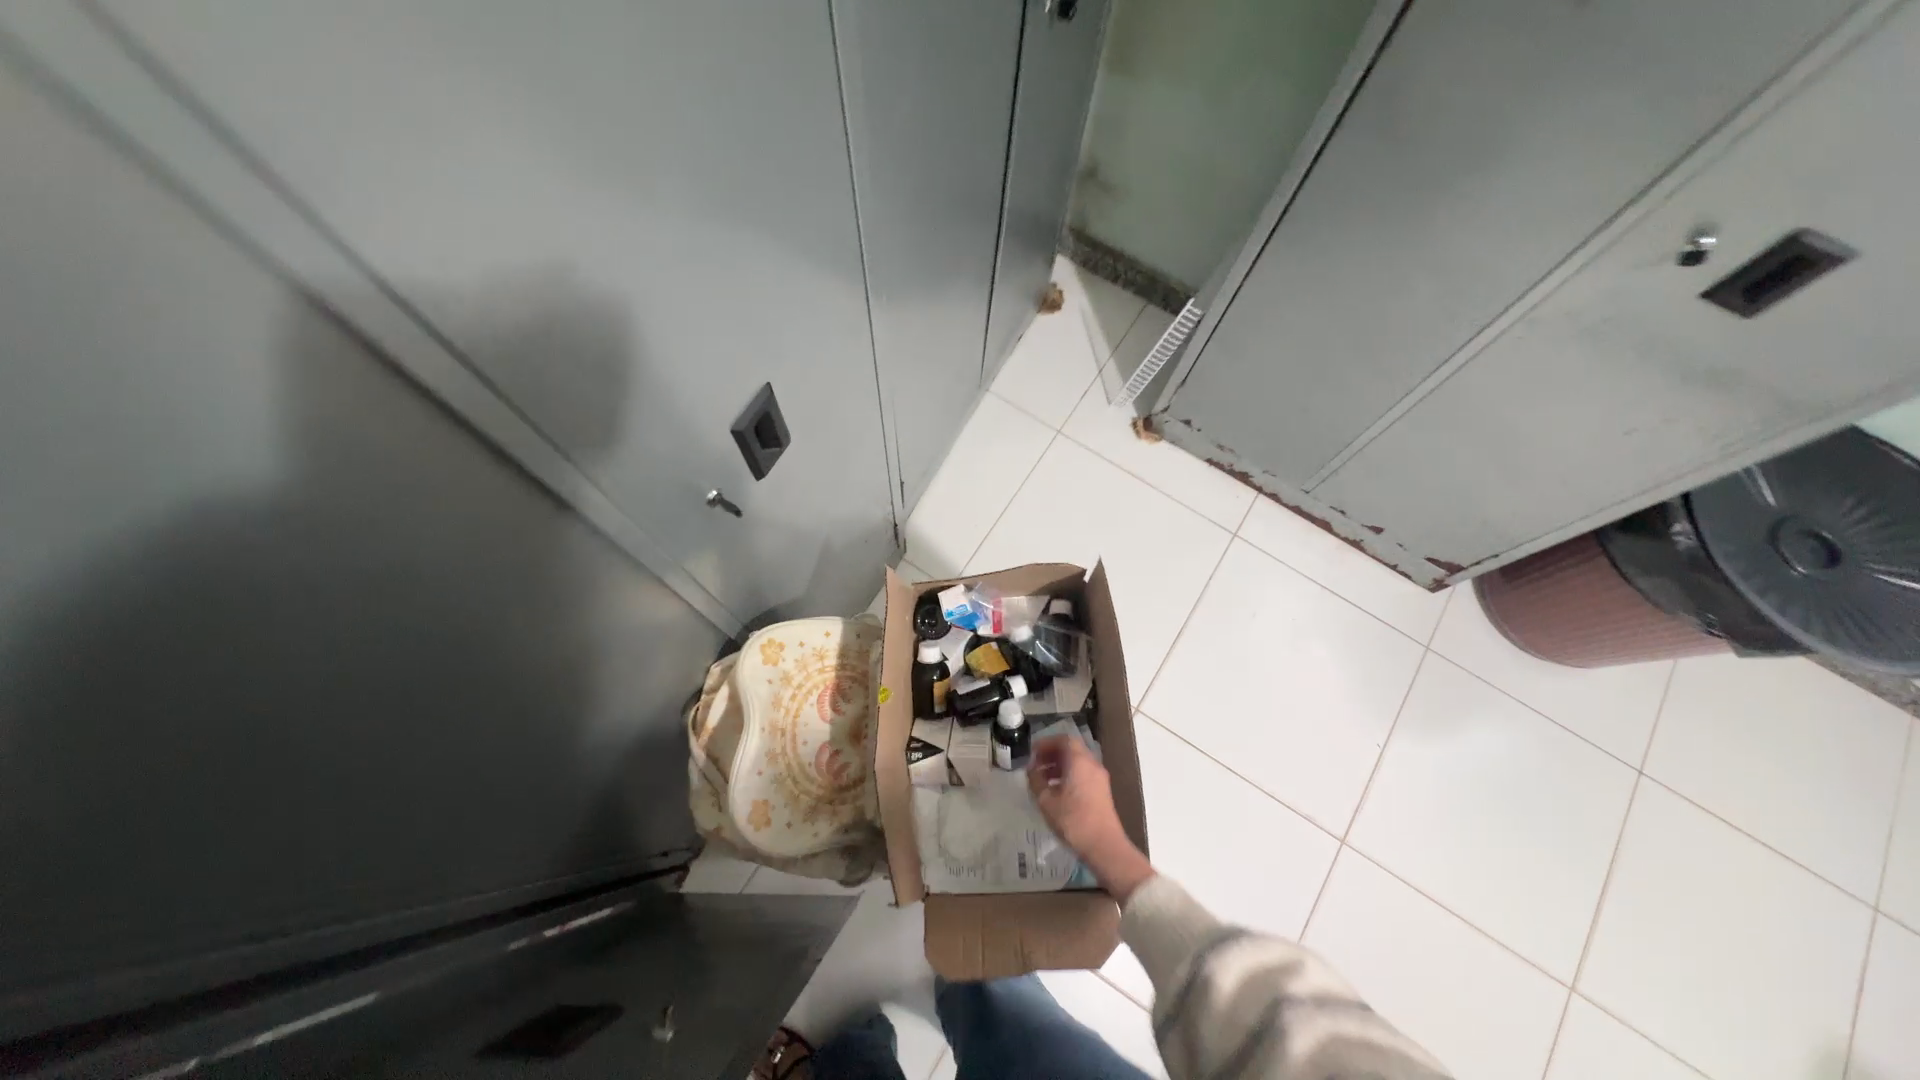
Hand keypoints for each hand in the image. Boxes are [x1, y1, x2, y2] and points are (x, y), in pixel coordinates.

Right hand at [1028, 735, 1153, 901]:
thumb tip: (1031, 770)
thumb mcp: (1046, 801)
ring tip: (1042, 779)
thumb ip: (1036, 781)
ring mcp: (1099, 778)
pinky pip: (1083, 774)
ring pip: (1078, 762)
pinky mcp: (1102, 791)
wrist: (1104, 845)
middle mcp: (1092, 764)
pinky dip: (1068, 775)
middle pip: (1071, 749)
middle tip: (1035, 765)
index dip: (1046, 743)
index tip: (1032, 753)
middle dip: (1051, 754)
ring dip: (1059, 766)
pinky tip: (1056, 792)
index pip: (1064, 740)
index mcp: (1079, 761)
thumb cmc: (1073, 820)